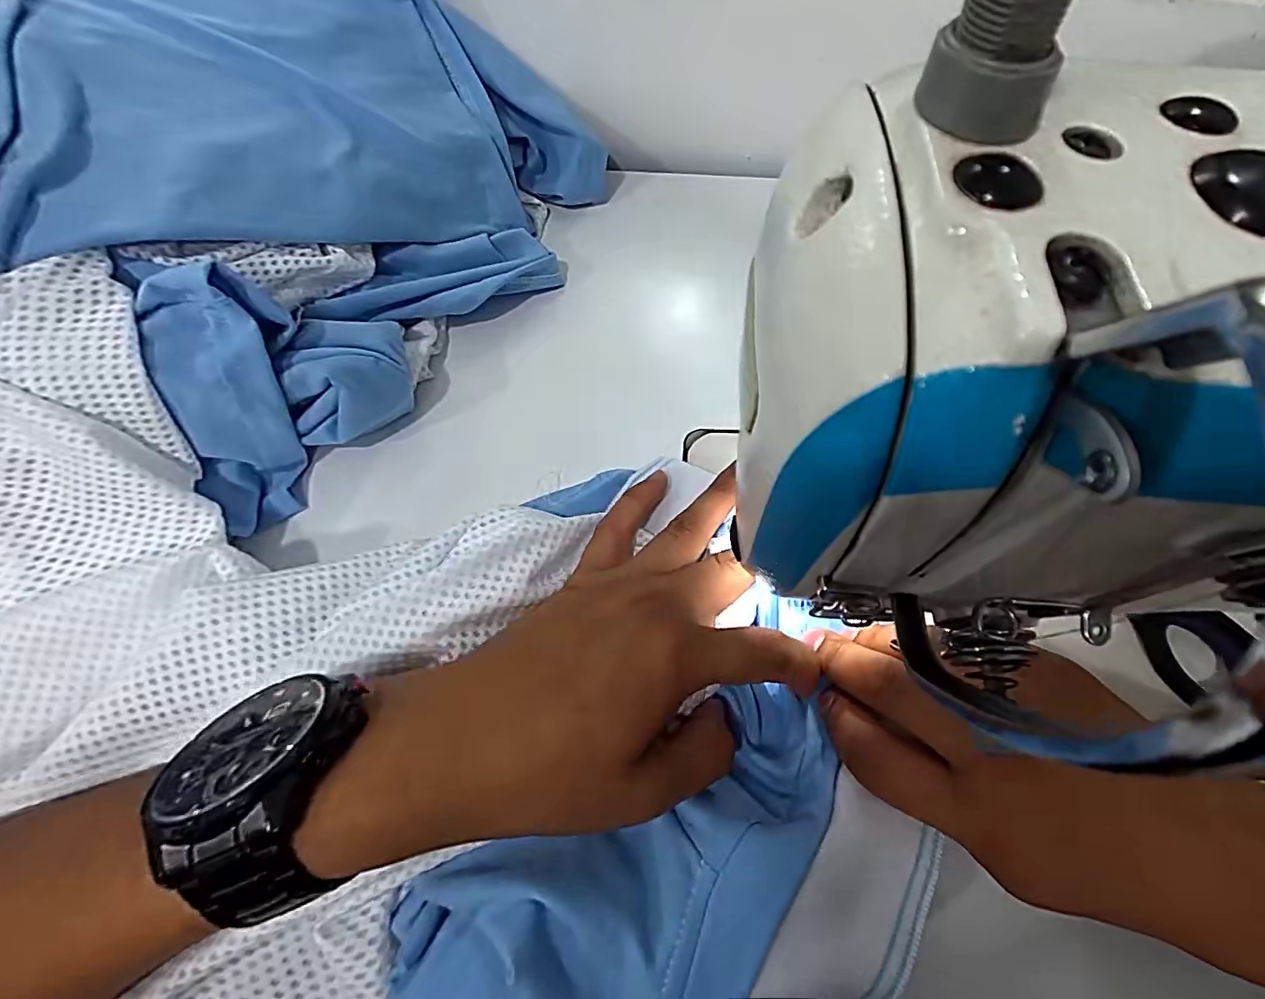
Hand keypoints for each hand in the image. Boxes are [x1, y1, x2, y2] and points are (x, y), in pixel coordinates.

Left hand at [297, 468, 821, 875]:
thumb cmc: (547, 777)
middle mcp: (658, 605)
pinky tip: (660, 479)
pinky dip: (639, 500)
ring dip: (721, 503)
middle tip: (800, 560)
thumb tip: (726, 716)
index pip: (760, 652)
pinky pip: (617, 528)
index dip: (796, 663)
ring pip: (684, 532)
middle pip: (731, 573)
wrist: (451, 746)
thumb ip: (703, 754)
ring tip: (751, 471)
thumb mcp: (639, 793)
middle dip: (770, 568)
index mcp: (679, 656)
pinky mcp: (584, 581)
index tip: (813, 677)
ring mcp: (619, 584)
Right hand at [814, 627, 1149, 921]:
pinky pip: (958, 644)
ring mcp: (1014, 689)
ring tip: (853, 645)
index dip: (839, 719)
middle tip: (819, 655)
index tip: (821, 698)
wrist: (1174, 826)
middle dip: (844, 664)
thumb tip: (875, 732)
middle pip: (890, 685)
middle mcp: (987, 739)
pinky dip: (922, 642)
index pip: (875, 751)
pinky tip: (911, 646)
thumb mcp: (987, 846)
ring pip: (921, 653)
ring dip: (877, 644)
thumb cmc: (1078, 857)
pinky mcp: (1035, 661)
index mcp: (969, 804)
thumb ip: (925, 787)